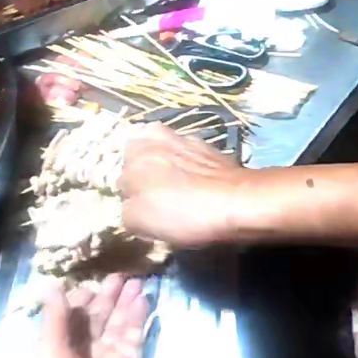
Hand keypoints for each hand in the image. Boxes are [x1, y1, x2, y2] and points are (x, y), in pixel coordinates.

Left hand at [28, 274, 149, 357]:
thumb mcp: (48, 352)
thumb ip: (54, 318)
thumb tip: (52, 285)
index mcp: (55, 350)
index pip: (69, 317)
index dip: (79, 299)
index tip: (90, 282)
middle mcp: (80, 352)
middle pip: (96, 318)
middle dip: (107, 297)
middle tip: (121, 275)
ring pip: (117, 324)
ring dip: (125, 303)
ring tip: (137, 280)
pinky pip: (132, 337)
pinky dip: (137, 318)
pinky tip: (142, 299)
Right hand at [118, 124, 247, 248]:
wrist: (237, 201)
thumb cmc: (182, 212)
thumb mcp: (138, 221)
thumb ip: (125, 208)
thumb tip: (130, 204)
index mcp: (133, 150)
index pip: (119, 176)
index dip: (130, 197)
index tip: (143, 212)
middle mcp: (154, 136)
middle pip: (139, 160)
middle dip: (145, 177)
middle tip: (159, 202)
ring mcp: (183, 137)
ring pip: (164, 157)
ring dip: (168, 171)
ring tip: (180, 194)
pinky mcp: (207, 146)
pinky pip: (188, 160)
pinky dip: (190, 171)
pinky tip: (198, 188)